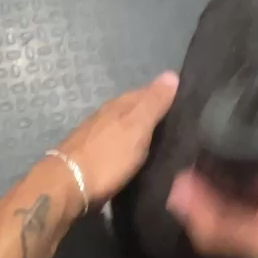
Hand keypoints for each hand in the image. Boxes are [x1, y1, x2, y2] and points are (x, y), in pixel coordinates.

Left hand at [50, 72, 179, 203]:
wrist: (70, 184)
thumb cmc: (108, 155)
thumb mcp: (137, 127)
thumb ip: (153, 103)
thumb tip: (171, 74)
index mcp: (119, 104)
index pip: (147, 91)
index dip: (166, 94)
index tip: (188, 102)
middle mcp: (108, 114)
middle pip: (136, 108)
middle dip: (155, 113)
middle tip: (182, 126)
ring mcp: (99, 134)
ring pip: (127, 126)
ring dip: (143, 131)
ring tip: (166, 142)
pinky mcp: (95, 154)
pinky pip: (120, 143)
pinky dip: (132, 146)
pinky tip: (140, 156)